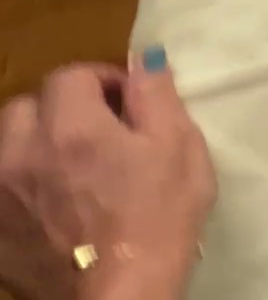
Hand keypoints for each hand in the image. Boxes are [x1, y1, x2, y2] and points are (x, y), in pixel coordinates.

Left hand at [0, 50, 214, 299]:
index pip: (70, 76)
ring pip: (3, 143)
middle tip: (103, 125)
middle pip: (22, 106)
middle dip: (62, 106)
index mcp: (73, 131)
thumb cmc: (162, 208)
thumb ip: (156, 96)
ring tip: (75, 158)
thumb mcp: (179, 143)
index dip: (104, 79)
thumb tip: (143, 60)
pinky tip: (56, 192)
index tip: (131, 99)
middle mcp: (20, 156)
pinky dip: (22, 172)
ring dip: (35, 138)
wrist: (118, 285)